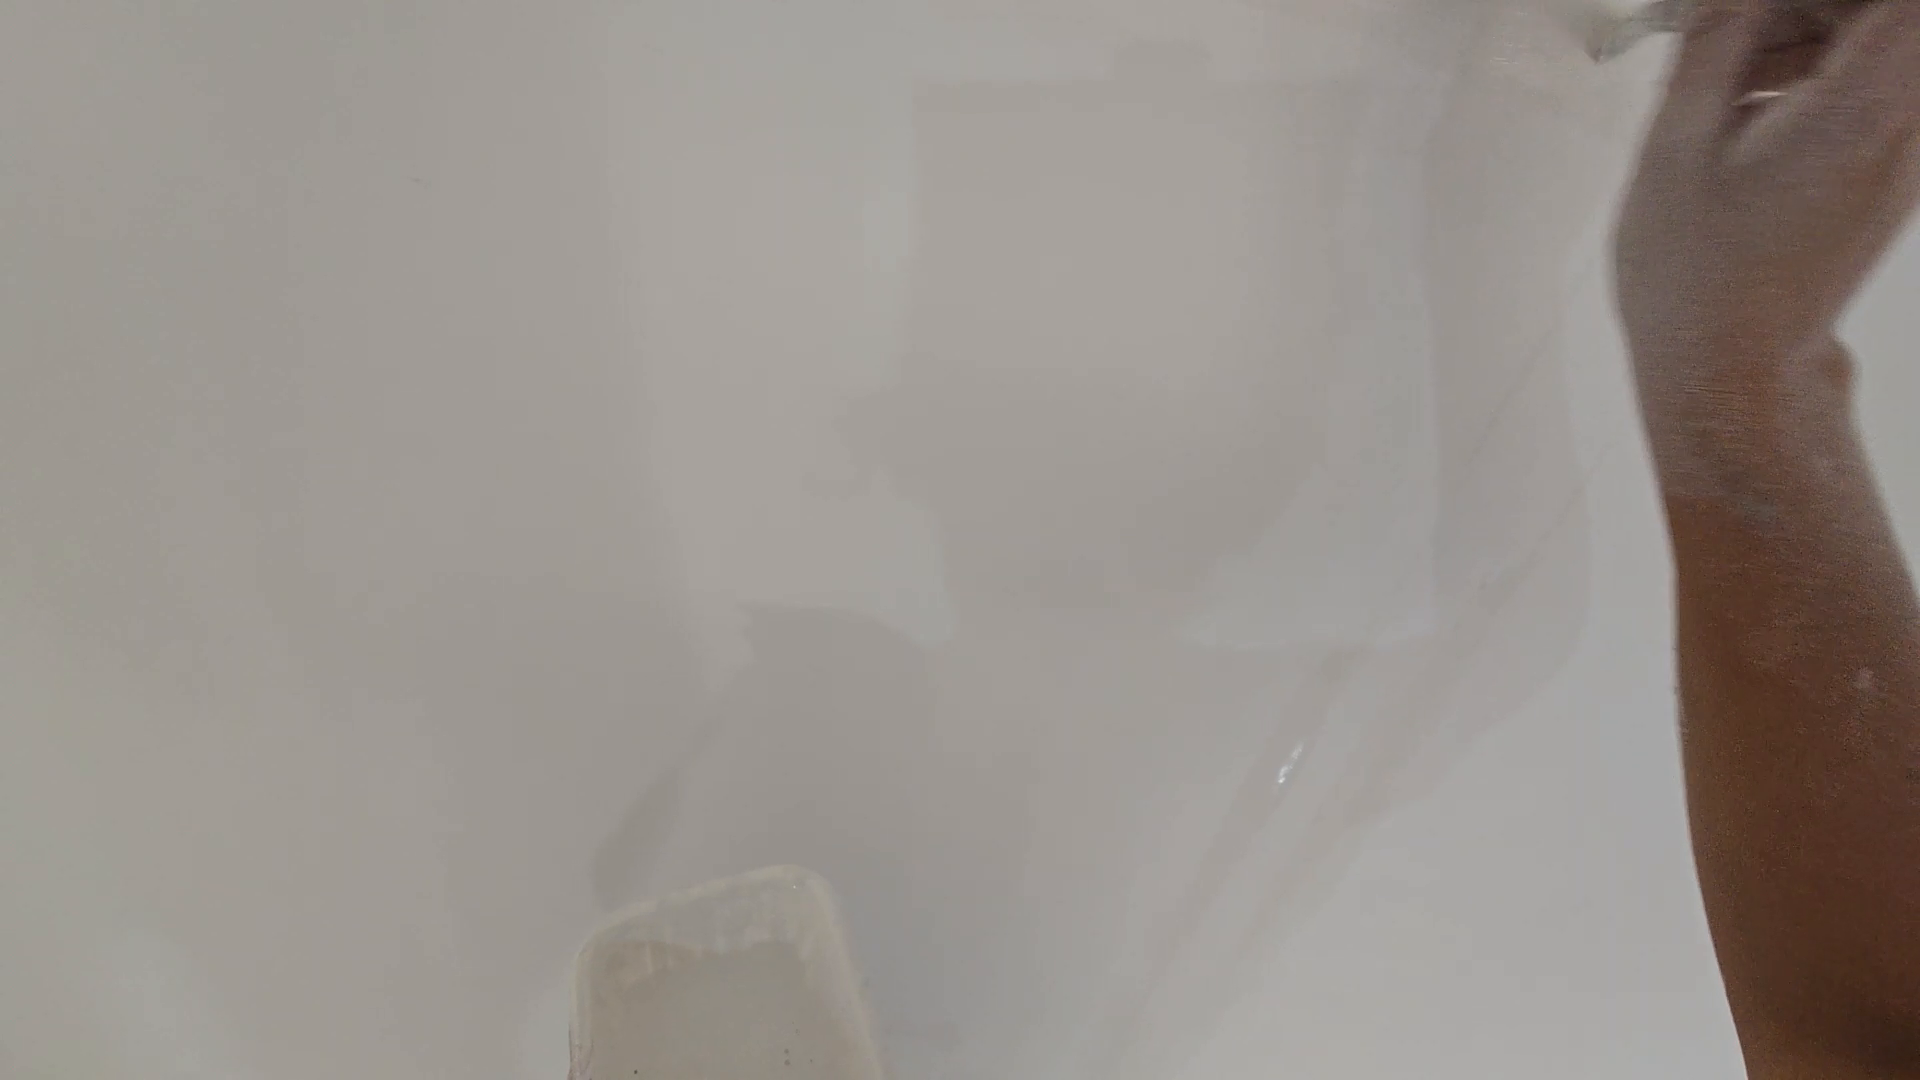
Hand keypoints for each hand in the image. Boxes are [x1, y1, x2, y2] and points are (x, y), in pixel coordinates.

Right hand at [1614, 0, 1919, 415]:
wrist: (1730, 356)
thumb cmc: (1694, 273)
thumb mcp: (1672, 154)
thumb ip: (1712, 48)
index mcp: (1874, 88)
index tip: (1742, 9)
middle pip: (1882, 10)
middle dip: (1798, 8)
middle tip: (1718, 27)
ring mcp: (1917, 130)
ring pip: (1877, 38)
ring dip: (1800, 33)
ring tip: (1717, 78)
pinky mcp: (1898, 154)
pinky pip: (1872, 79)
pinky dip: (1810, 72)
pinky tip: (1741, 110)